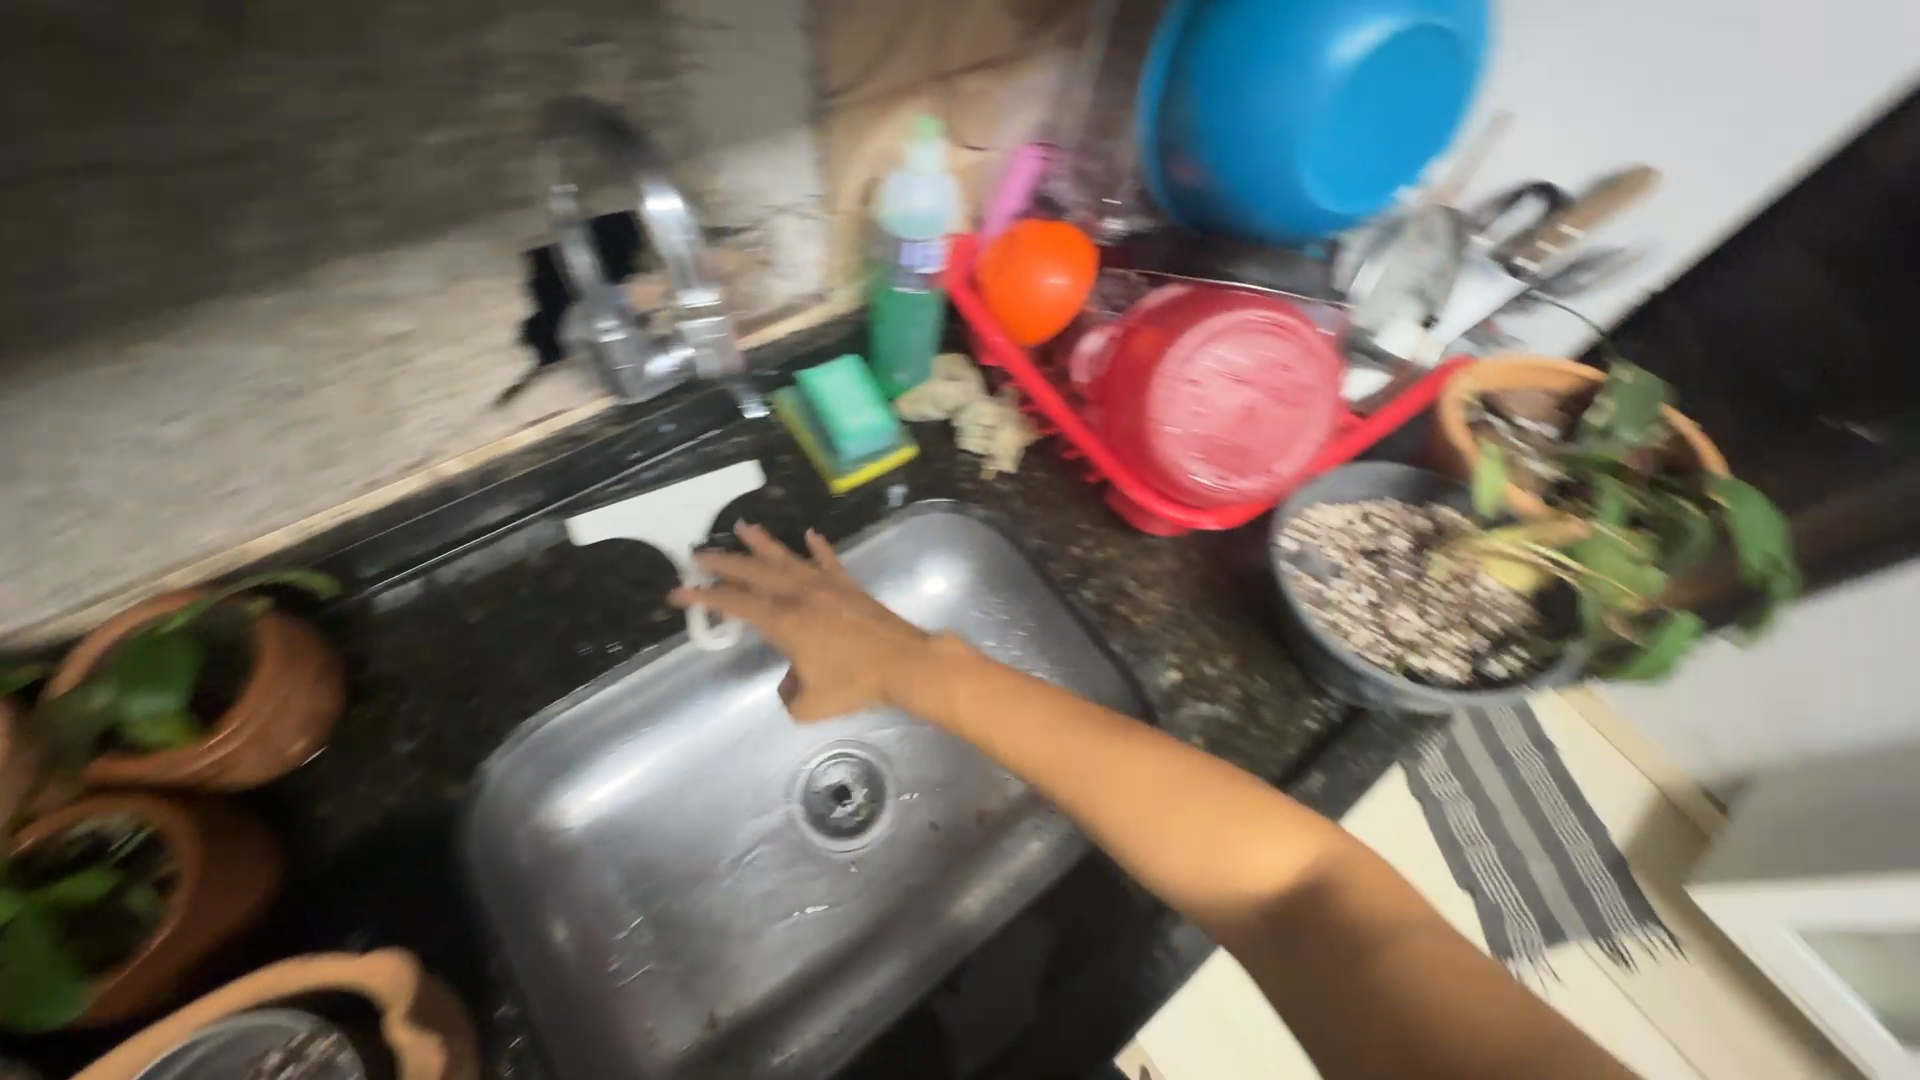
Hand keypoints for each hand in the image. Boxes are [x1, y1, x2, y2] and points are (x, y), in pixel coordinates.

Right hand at [670, 522, 944, 721]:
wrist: (905, 663)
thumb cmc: (856, 684)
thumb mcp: (810, 704)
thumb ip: (789, 695)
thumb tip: (791, 682)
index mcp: (785, 622)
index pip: (735, 604)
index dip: (704, 596)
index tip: (679, 591)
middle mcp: (801, 595)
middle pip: (754, 572)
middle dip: (724, 562)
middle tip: (698, 553)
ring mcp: (827, 586)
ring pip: (788, 558)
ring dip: (763, 543)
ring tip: (743, 526)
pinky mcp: (850, 586)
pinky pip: (829, 561)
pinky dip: (818, 548)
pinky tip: (810, 535)